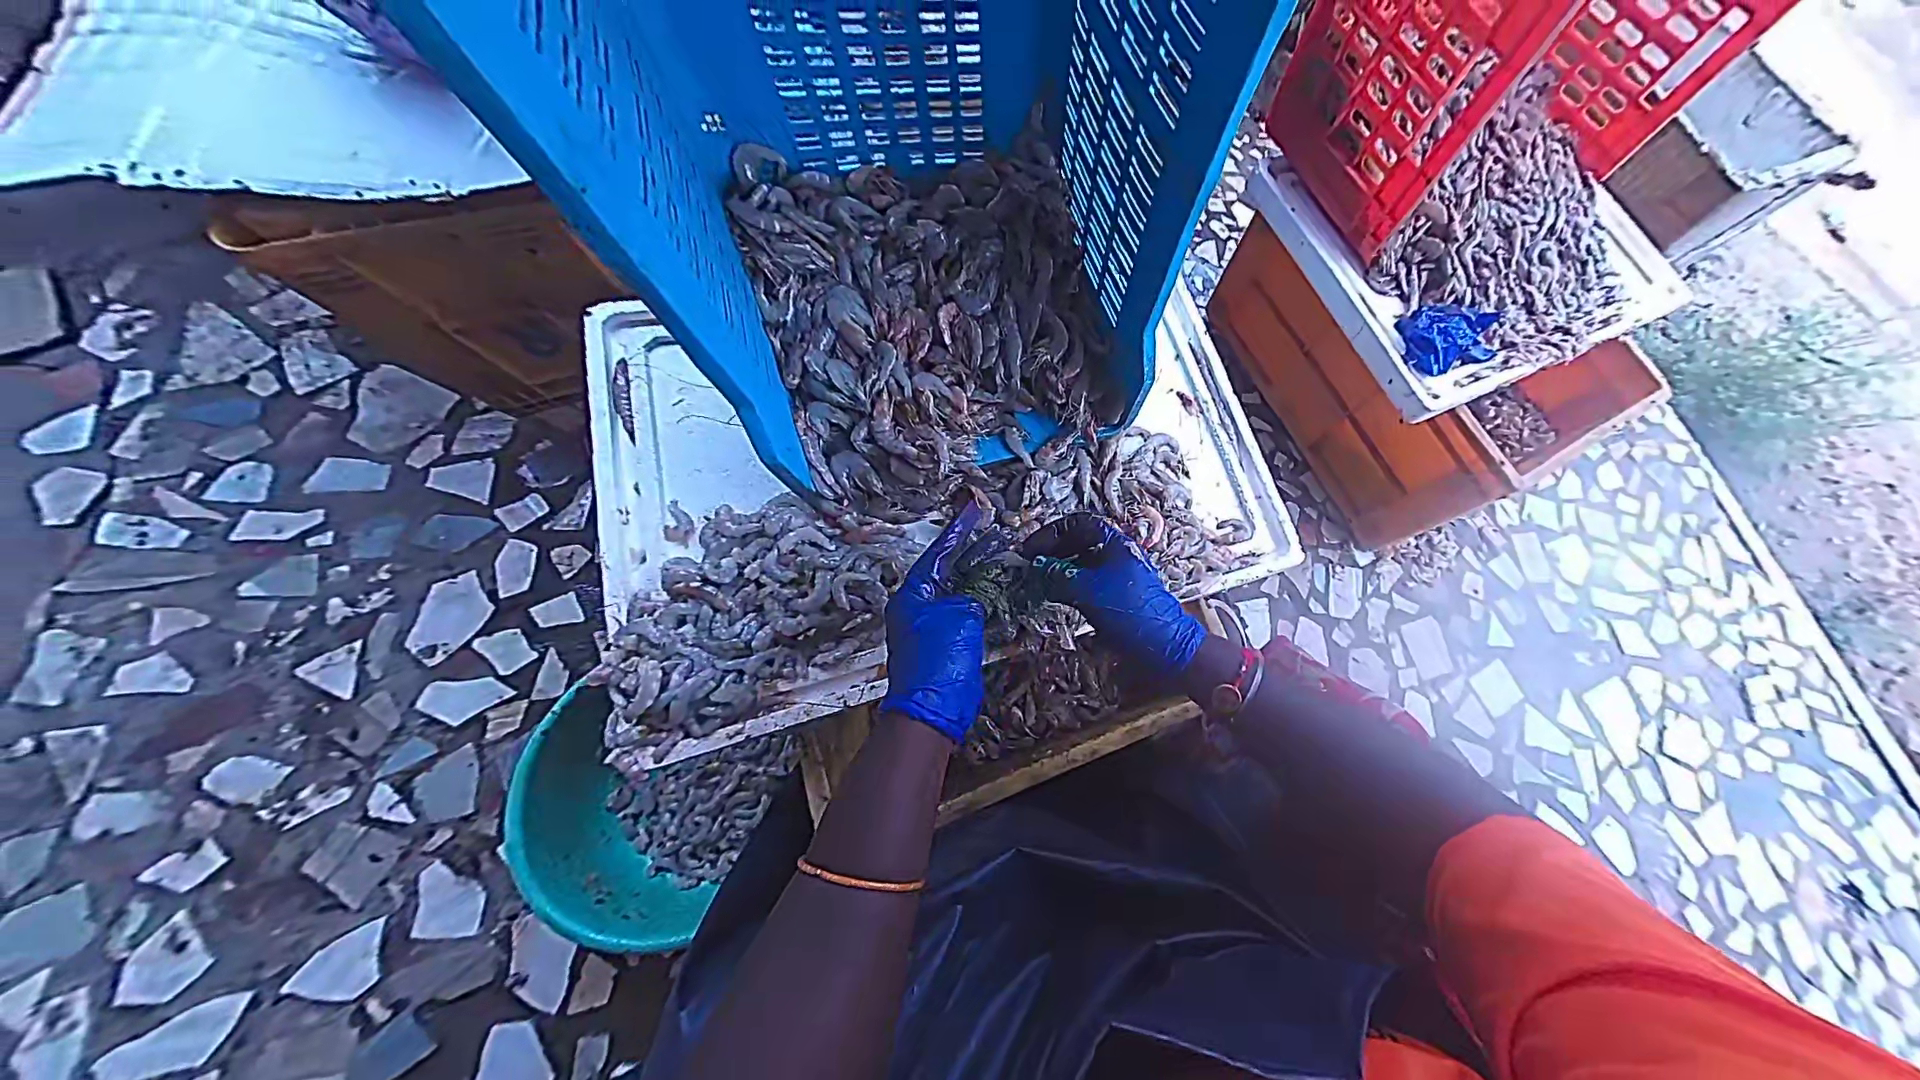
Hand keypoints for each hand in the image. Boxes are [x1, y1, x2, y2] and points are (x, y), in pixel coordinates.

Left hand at [877, 501, 987, 741]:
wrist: (932, 711)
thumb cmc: (939, 662)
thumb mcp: (960, 616)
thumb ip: (970, 595)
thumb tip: (977, 591)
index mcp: (912, 594)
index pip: (938, 553)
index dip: (959, 531)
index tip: (974, 510)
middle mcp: (917, 606)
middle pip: (948, 570)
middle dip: (973, 552)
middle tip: (995, 532)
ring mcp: (930, 626)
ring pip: (958, 591)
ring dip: (980, 576)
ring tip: (1003, 556)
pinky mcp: (945, 643)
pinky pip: (964, 613)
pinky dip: (981, 601)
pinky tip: (1000, 591)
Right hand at [1020, 512, 1204, 677]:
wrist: (1165, 645)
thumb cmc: (1129, 610)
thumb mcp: (1088, 590)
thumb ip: (1059, 575)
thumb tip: (1035, 566)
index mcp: (1114, 542)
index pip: (1076, 524)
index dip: (1050, 533)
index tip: (1030, 549)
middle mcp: (1116, 554)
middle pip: (1078, 542)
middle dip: (1052, 551)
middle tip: (1030, 565)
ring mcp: (1117, 575)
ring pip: (1081, 564)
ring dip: (1058, 569)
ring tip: (1038, 581)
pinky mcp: (1116, 595)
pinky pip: (1087, 583)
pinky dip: (1068, 586)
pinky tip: (1055, 596)